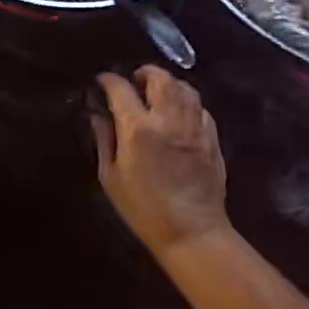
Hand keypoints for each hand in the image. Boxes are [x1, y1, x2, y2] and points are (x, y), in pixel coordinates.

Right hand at [93, 66, 229, 256]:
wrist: (193, 235)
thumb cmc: (144, 209)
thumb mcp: (111, 177)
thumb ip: (104, 140)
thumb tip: (97, 116)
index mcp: (138, 128)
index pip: (121, 88)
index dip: (109, 79)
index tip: (102, 81)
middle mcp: (168, 120)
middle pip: (159, 78)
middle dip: (144, 73)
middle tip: (135, 82)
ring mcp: (193, 128)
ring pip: (185, 88)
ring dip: (168, 84)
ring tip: (158, 93)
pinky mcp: (211, 140)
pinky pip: (201, 109)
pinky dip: (188, 104)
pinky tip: (180, 114)